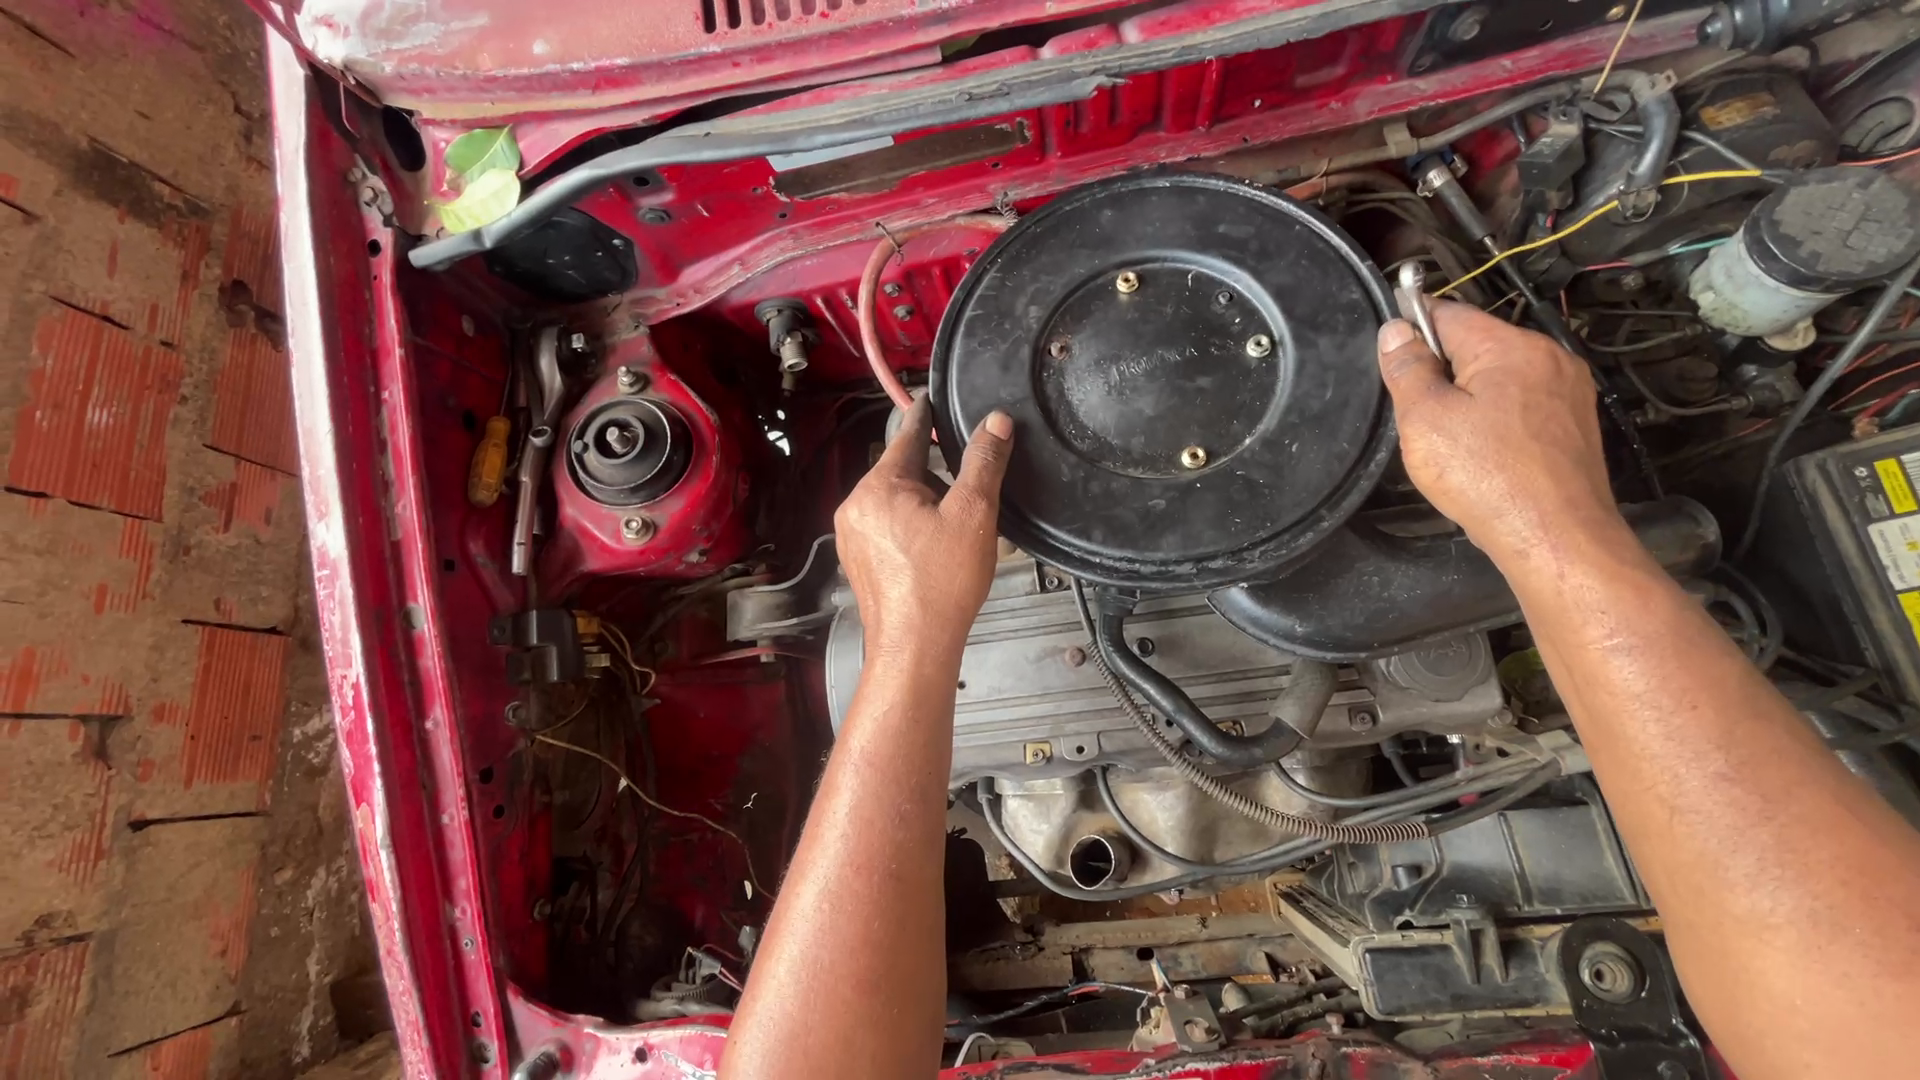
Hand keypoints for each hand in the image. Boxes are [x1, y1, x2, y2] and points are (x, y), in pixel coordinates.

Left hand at [834, 398, 1013, 659]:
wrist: (915, 647)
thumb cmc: (941, 586)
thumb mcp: (973, 514)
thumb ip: (984, 463)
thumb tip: (996, 423)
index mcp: (879, 487)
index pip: (907, 436)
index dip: (924, 416)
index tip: (926, 399)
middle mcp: (857, 507)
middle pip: (904, 473)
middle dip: (936, 480)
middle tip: (966, 505)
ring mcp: (854, 537)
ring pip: (896, 503)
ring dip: (925, 507)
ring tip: (953, 538)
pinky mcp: (859, 562)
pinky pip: (888, 529)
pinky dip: (912, 531)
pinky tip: (934, 555)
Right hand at [1377, 301, 1624, 567]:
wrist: (1552, 533)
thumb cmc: (1485, 475)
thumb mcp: (1425, 418)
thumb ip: (1407, 369)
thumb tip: (1395, 330)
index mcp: (1510, 347)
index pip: (1448, 313)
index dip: (1411, 325)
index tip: (1388, 349)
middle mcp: (1548, 357)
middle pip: (1475, 345)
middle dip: (1439, 369)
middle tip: (1412, 410)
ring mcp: (1567, 391)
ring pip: (1498, 377)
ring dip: (1465, 394)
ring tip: (1444, 436)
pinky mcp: (1572, 424)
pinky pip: (1519, 404)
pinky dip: (1492, 416)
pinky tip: (1478, 451)